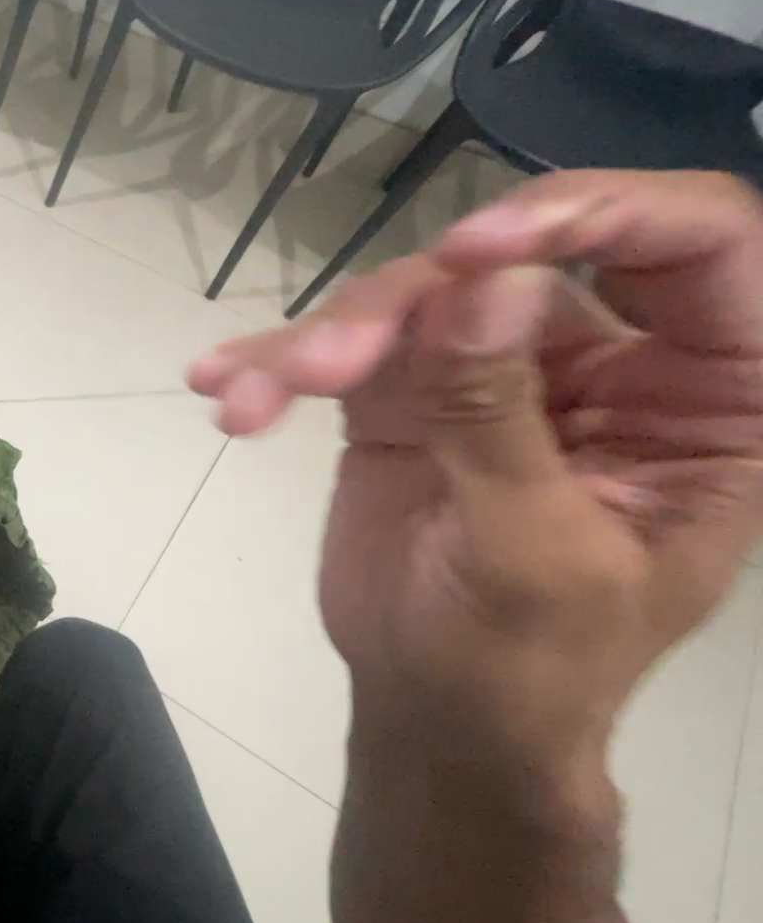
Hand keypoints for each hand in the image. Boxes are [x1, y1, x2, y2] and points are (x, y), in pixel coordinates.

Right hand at [188, 171, 762, 785]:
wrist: (431, 706)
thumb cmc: (525, 657)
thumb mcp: (531, 549)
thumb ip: (502, 420)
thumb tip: (480, 284)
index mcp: (702, 395)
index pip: (695, 247)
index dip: (595, 216)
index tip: (468, 251)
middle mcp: (601, 365)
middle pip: (496, 273)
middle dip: (391, 313)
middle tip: (308, 372)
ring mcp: (485, 378)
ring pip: (397, 310)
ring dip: (306, 348)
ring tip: (237, 402)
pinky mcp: (397, 403)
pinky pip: (333, 358)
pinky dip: (270, 370)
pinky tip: (220, 386)